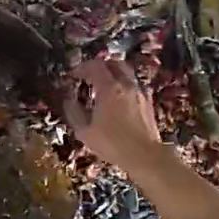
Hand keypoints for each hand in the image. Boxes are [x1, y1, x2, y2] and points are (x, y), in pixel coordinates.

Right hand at [63, 57, 170, 176]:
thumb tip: (69, 101)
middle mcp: (127, 84)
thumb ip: (74, 113)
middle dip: (100, 66)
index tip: (74, 75)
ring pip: (127, 72)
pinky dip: (124, 85)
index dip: (82, 67)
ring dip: (114, 74)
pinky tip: (119, 99)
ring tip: (104, 86)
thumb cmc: (113, 144)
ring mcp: (140, 92)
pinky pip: (134, 84)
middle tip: (89, 76)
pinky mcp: (148, 101)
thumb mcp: (85, 132)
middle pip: (114, 63)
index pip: (95, 66)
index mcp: (110, 88)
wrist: (145, 155)